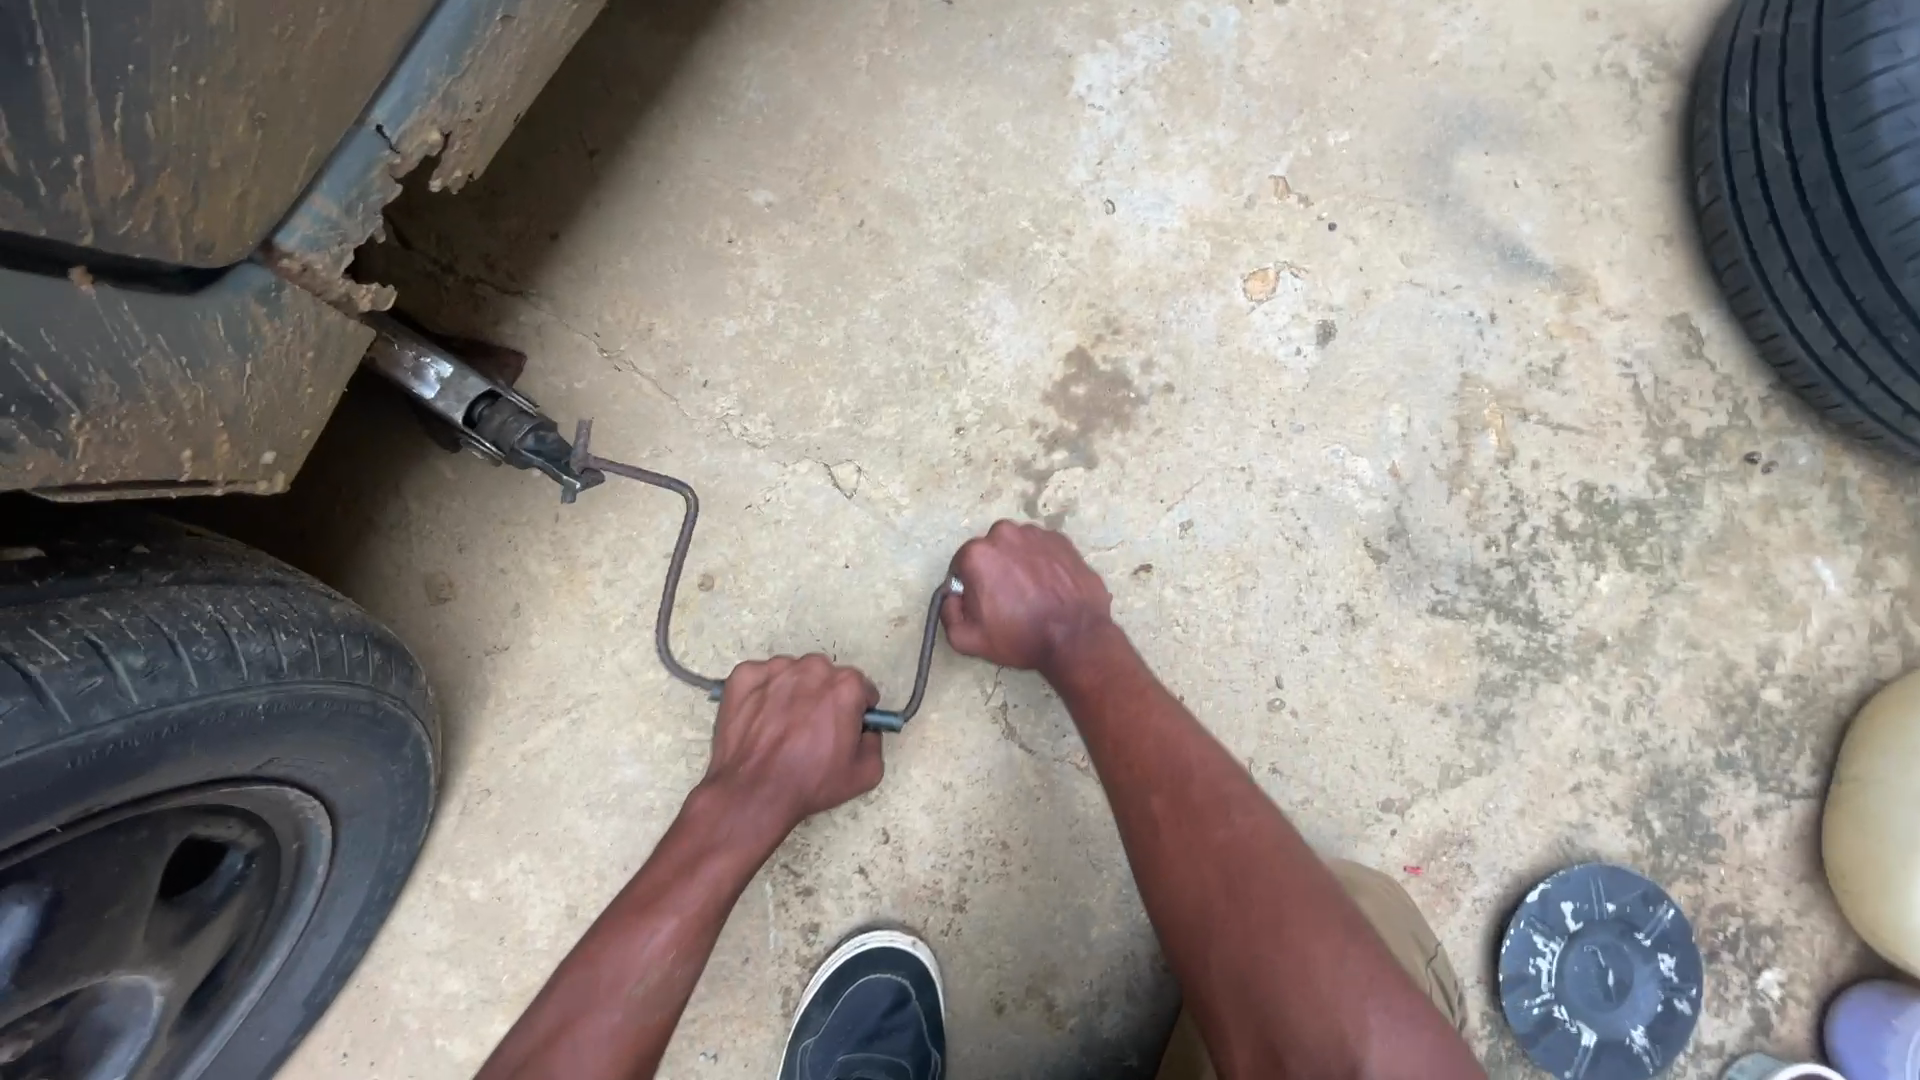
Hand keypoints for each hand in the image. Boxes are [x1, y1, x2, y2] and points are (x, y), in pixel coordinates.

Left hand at [700, 656, 883, 836]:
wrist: (753, 793)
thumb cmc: (809, 783)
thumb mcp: (866, 773)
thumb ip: (875, 742)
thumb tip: (868, 731)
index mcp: (845, 686)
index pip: (860, 688)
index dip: (855, 710)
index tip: (844, 727)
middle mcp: (812, 669)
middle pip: (825, 677)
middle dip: (823, 697)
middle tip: (812, 730)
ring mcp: (775, 670)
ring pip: (793, 674)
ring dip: (793, 693)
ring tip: (782, 727)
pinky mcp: (744, 677)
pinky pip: (760, 677)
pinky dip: (762, 693)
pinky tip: (761, 720)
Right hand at [942, 521, 1114, 673]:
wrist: (1075, 638)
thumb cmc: (1020, 638)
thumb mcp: (967, 639)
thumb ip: (947, 613)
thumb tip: (952, 596)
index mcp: (977, 553)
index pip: (962, 566)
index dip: (970, 587)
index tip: (985, 604)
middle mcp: (1004, 533)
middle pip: (989, 552)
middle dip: (994, 571)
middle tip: (1008, 600)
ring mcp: (1036, 534)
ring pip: (1016, 548)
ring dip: (1018, 564)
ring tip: (1031, 594)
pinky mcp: (1062, 540)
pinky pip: (1041, 549)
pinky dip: (1041, 563)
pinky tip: (1048, 587)